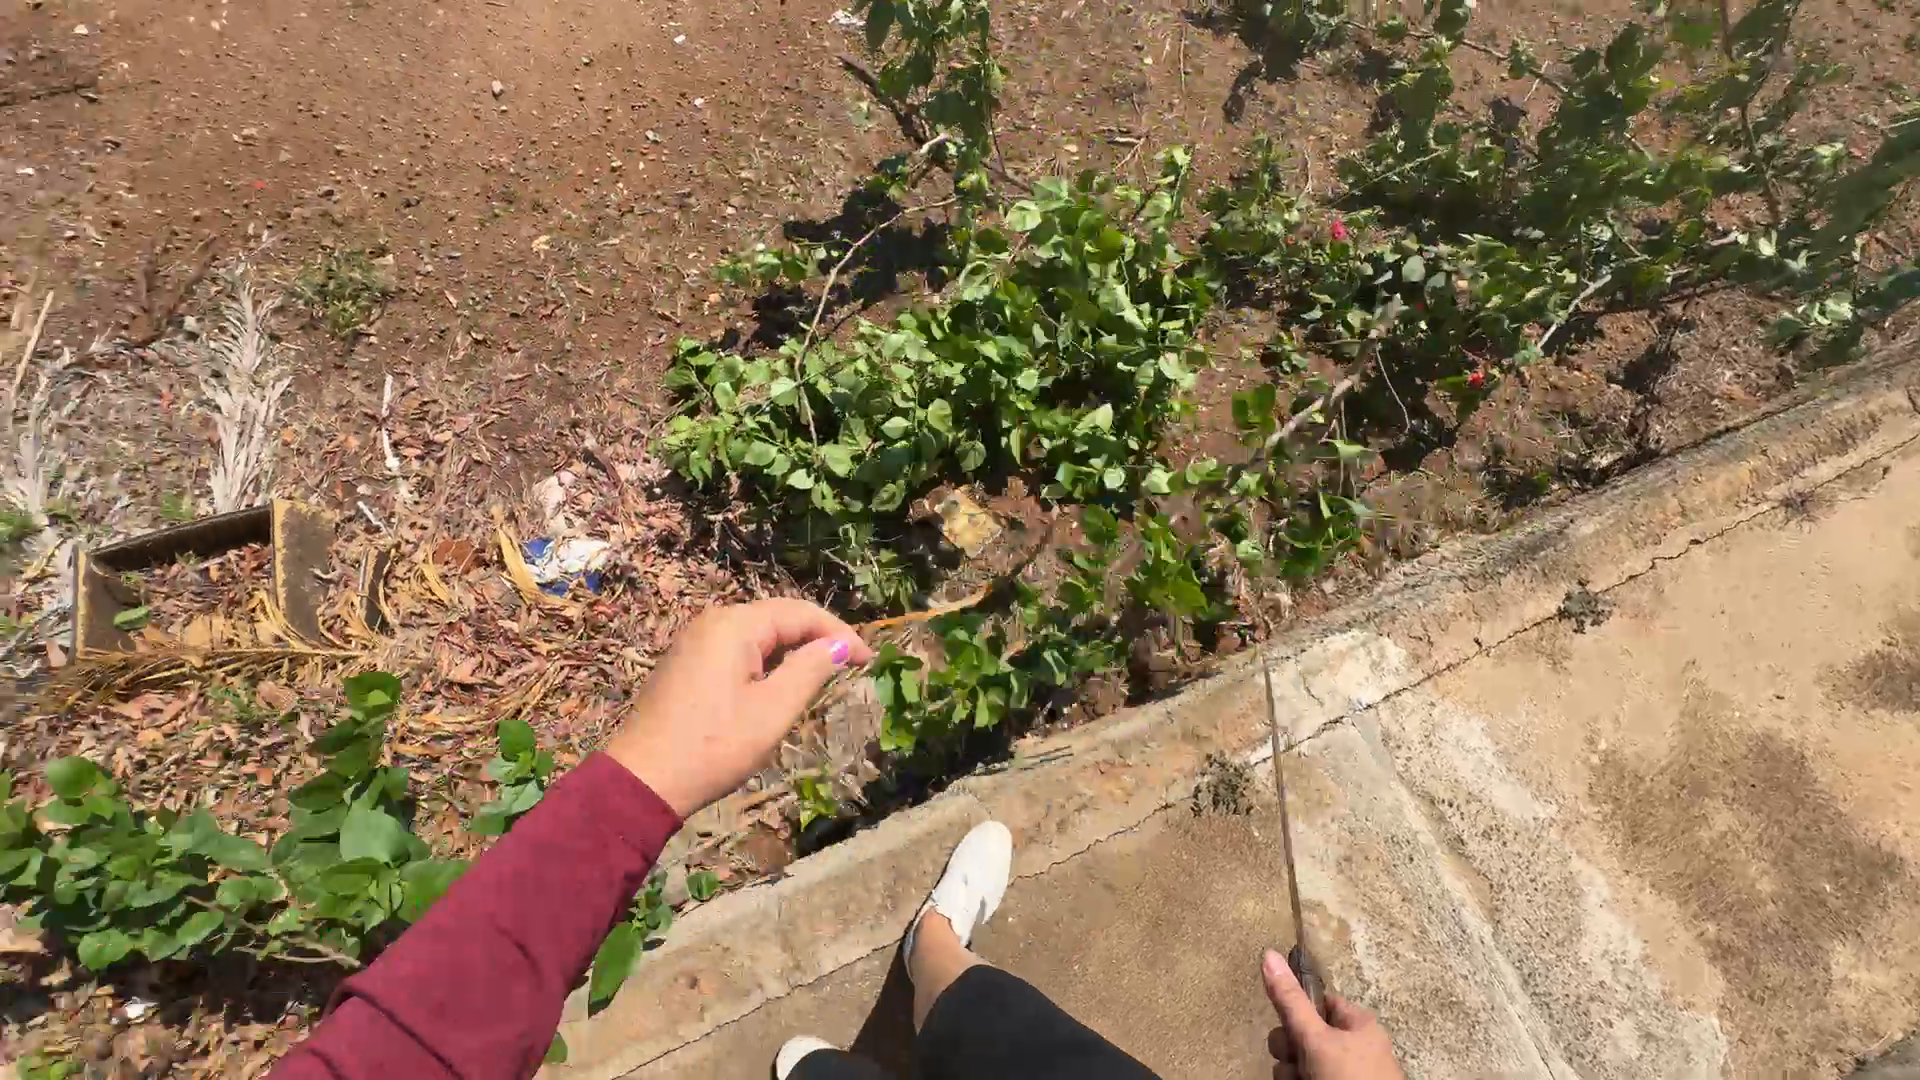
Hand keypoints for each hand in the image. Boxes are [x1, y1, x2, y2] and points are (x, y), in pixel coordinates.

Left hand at [606, 599, 873, 816]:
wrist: (641, 782)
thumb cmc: (713, 746)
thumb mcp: (773, 710)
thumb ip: (810, 670)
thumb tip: (840, 646)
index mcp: (734, 625)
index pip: (800, 613)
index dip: (840, 632)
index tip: (868, 659)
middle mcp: (713, 622)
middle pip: (779, 618)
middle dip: (818, 638)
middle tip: (851, 665)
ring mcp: (696, 641)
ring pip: (759, 634)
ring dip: (794, 650)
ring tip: (824, 674)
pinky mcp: (688, 662)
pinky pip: (739, 648)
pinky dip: (768, 660)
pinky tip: (782, 682)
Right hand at [1263, 950, 1404, 1079]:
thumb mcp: (1315, 1039)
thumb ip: (1290, 1001)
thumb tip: (1268, 953)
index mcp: (1359, 1025)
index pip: (1318, 1002)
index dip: (1298, 1012)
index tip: (1289, 1025)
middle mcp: (1355, 1047)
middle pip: (1304, 1032)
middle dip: (1289, 1046)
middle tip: (1292, 1058)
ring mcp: (1346, 1074)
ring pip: (1301, 1059)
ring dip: (1290, 1069)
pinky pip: (1306, 1077)